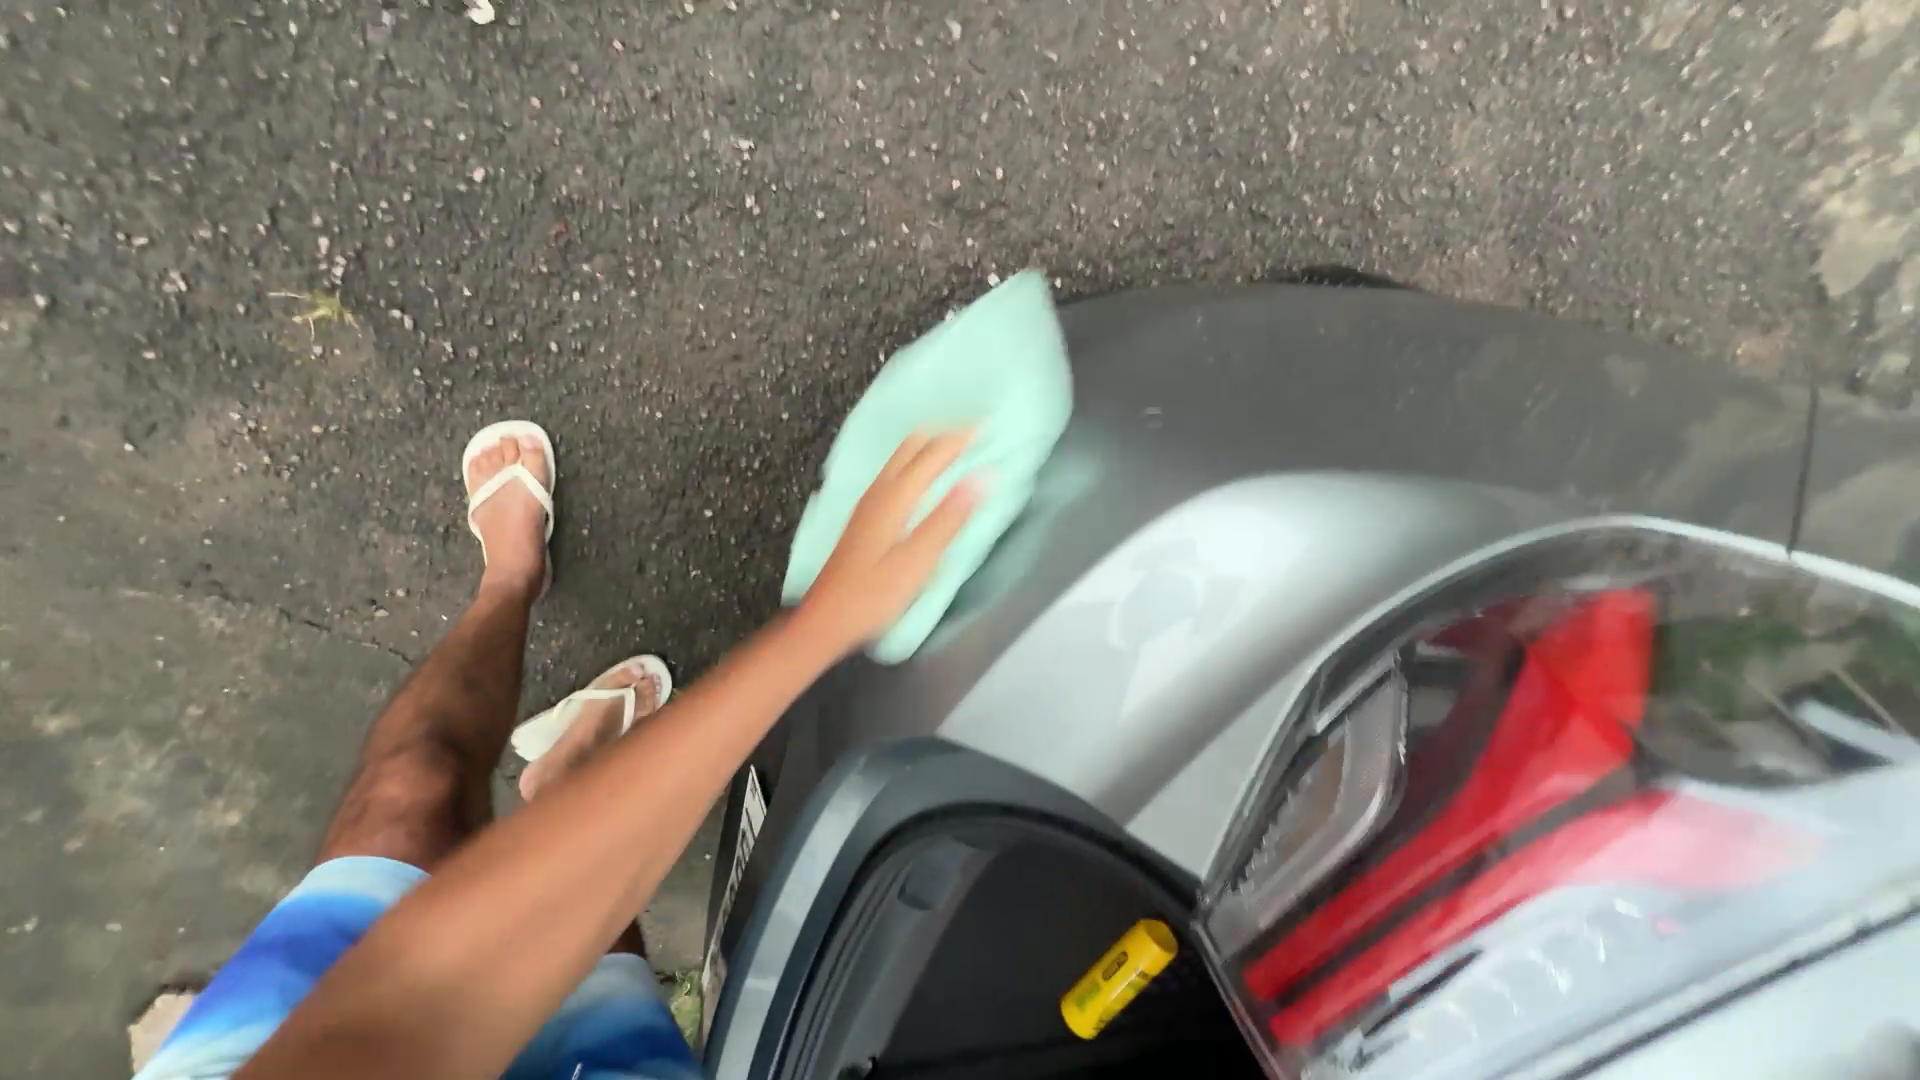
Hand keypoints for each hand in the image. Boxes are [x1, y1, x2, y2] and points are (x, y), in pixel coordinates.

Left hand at [798, 431, 981, 655]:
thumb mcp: (918, 561)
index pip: (933, 453)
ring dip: (930, 445)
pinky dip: (917, 462)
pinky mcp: (865, 516)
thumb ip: (949, 518)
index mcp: (894, 498)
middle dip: (945, 432)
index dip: (962, 436)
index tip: (988, 425)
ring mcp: (868, 502)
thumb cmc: (874, 595)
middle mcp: (879, 492)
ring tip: (957, 447)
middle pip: (913, 444)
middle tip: (974, 432)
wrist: (828, 618)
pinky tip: (926, 477)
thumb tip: (980, 479)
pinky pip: (895, 472)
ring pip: (901, 456)